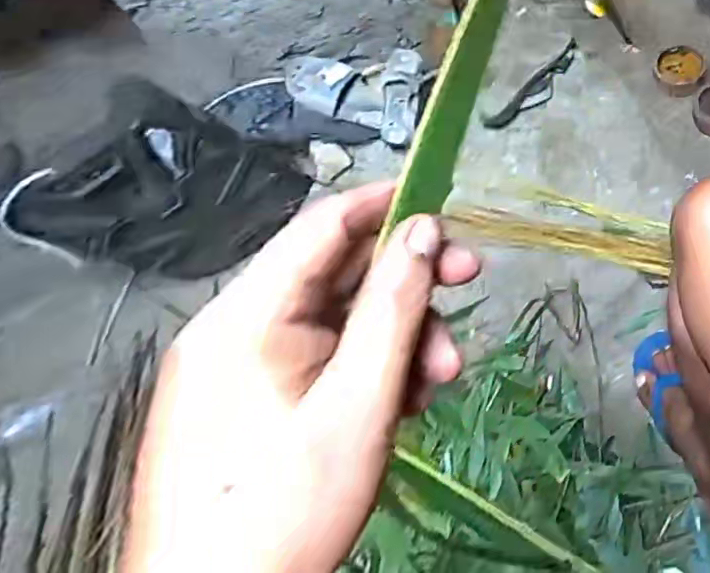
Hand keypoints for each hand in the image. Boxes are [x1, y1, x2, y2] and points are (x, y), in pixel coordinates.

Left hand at [123, 182, 480, 572]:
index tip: (447, 202)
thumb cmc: (287, 507)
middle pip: (341, 270)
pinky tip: (406, 401)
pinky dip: (375, 364)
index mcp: (245, 318)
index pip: (323, 225)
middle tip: (472, 281)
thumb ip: (396, 303)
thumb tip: (426, 226)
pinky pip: (327, 353)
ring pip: (343, 315)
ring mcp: (242, 366)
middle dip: (412, 280)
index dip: (387, 202)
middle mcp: (237, 329)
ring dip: (403, 333)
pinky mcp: (253, 397)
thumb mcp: (360, 398)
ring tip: (441, 378)